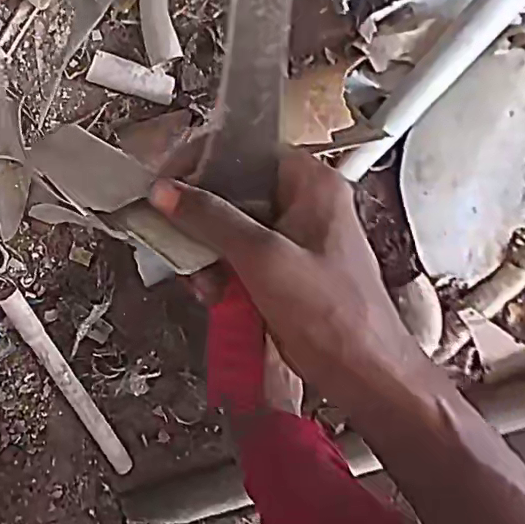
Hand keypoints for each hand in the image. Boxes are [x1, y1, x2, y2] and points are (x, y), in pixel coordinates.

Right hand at [150, 145, 427, 404]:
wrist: (361, 374)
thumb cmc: (332, 313)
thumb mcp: (262, 257)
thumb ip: (209, 218)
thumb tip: (164, 192)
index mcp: (309, 183)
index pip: (242, 149)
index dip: (199, 163)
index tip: (166, 186)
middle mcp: (297, 203)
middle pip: (226, 189)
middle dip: (196, 219)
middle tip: (175, 236)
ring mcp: (285, 237)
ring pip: (222, 225)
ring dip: (202, 251)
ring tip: (201, 278)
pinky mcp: (273, 268)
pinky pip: (229, 255)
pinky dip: (214, 272)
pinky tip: (213, 293)